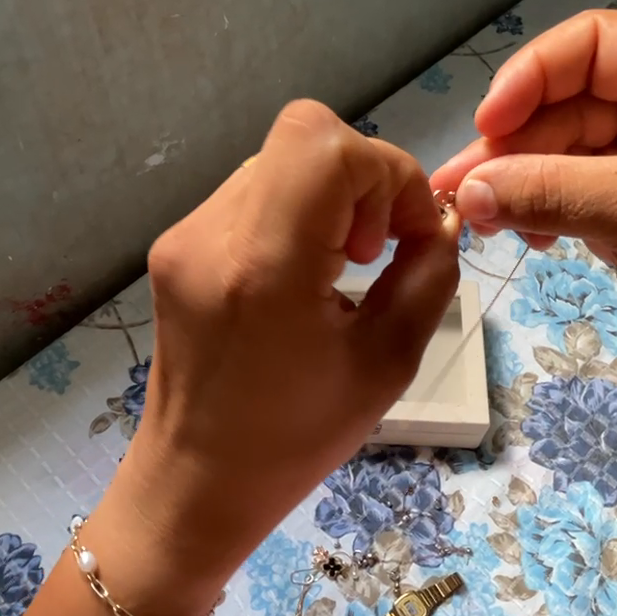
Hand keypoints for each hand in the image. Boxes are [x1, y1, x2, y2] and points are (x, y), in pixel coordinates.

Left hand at [115, 101, 460, 583]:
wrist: (196, 479)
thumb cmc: (294, 440)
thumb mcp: (385, 365)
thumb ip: (427, 278)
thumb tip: (441, 224)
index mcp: (265, 267)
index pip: (331, 149)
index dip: (391, 176)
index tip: (409, 236)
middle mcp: (213, 233)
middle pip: (305, 136)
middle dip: (364, 179)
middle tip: (372, 251)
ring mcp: (185, 234)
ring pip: (278, 160)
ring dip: (328, 195)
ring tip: (337, 268)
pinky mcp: (175, 244)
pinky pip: (251, 192)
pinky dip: (294, 212)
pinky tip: (299, 274)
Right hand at [428, 11, 616, 369]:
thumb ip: (551, 193)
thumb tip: (466, 191)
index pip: (587, 46)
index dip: (527, 79)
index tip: (485, 128)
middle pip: (560, 105)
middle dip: (509, 149)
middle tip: (460, 195)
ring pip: (554, 154)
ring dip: (515, 185)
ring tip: (483, 223)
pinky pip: (564, 195)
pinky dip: (537, 214)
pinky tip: (528, 241)